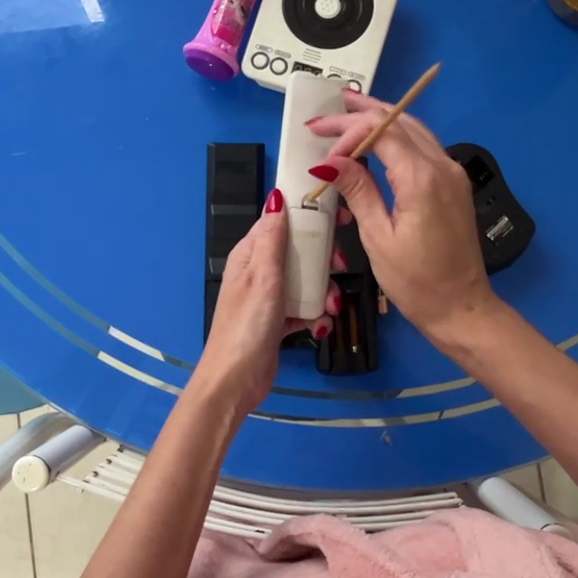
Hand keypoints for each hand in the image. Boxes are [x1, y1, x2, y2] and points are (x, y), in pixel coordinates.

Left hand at [195, 190, 340, 414]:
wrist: (236, 380)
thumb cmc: (246, 326)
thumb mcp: (262, 277)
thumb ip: (273, 239)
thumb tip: (277, 197)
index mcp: (251, 255)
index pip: (282, 221)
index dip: (310, 214)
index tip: (340, 216)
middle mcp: (260, 271)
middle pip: (301, 251)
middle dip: (324, 259)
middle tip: (340, 268)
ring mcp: (270, 297)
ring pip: (307, 281)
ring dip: (324, 292)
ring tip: (330, 307)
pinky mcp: (279, 320)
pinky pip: (305, 308)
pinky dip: (315, 315)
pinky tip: (319, 326)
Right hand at [306, 91, 496, 335]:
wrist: (461, 308)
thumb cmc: (416, 282)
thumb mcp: (378, 238)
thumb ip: (357, 192)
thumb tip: (328, 162)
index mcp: (421, 179)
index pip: (380, 131)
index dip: (347, 131)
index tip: (318, 144)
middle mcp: (442, 166)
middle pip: (399, 121)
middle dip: (361, 113)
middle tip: (325, 113)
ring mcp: (452, 173)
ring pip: (414, 130)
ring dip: (380, 119)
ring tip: (347, 112)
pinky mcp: (453, 185)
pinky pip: (423, 147)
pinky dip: (397, 137)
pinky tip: (376, 141)